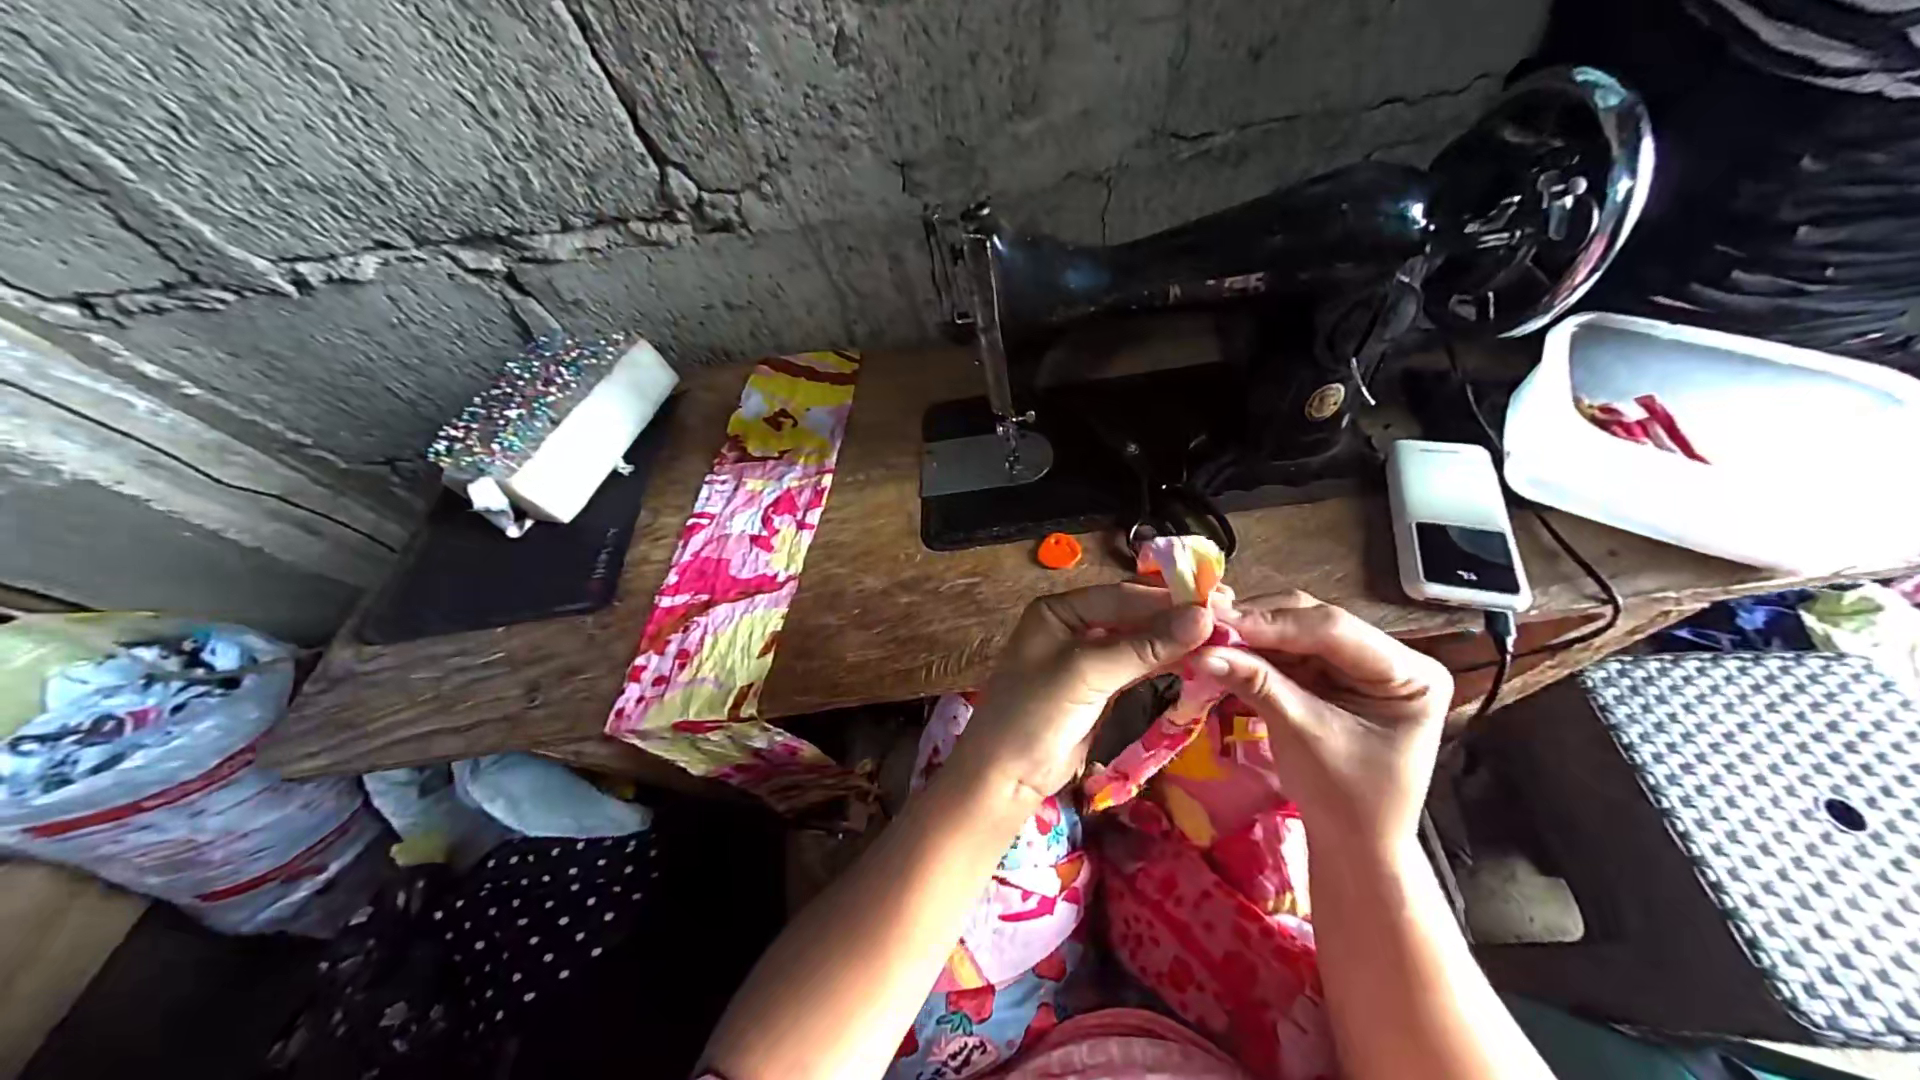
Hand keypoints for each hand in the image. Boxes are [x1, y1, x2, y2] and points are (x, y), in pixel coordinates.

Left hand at [950, 583, 1215, 804]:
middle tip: (1228, 615)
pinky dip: (1165, 663)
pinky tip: (1197, 660)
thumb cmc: (1034, 713)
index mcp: (1059, 610)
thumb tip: (1202, 617)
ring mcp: (1088, 657)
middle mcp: (1073, 625)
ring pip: (1139, 641)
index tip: (1216, 601)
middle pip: (1133, 615)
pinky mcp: (1100, 687)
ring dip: (1176, 640)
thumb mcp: (1086, 673)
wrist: (1006, 775)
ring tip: (1223, 636)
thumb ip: (1143, 646)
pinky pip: (1138, 666)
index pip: (1122, 596)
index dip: (1168, 599)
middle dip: (1176, 617)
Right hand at [1196, 590, 1452, 854]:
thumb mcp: (1305, 736)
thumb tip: (1202, 652)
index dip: (1274, 623)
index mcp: (1410, 672)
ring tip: (1207, 634)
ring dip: (1250, 634)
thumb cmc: (1346, 799)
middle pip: (1313, 621)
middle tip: (1206, 624)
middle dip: (1258, 624)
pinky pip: (1285, 650)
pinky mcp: (1328, 672)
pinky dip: (1252, 651)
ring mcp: (1356, 662)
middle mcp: (1388, 656)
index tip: (1220, 620)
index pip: (1335, 630)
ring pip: (1294, 629)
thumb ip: (1259, 685)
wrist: (1353, 842)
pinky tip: (1222, 648)